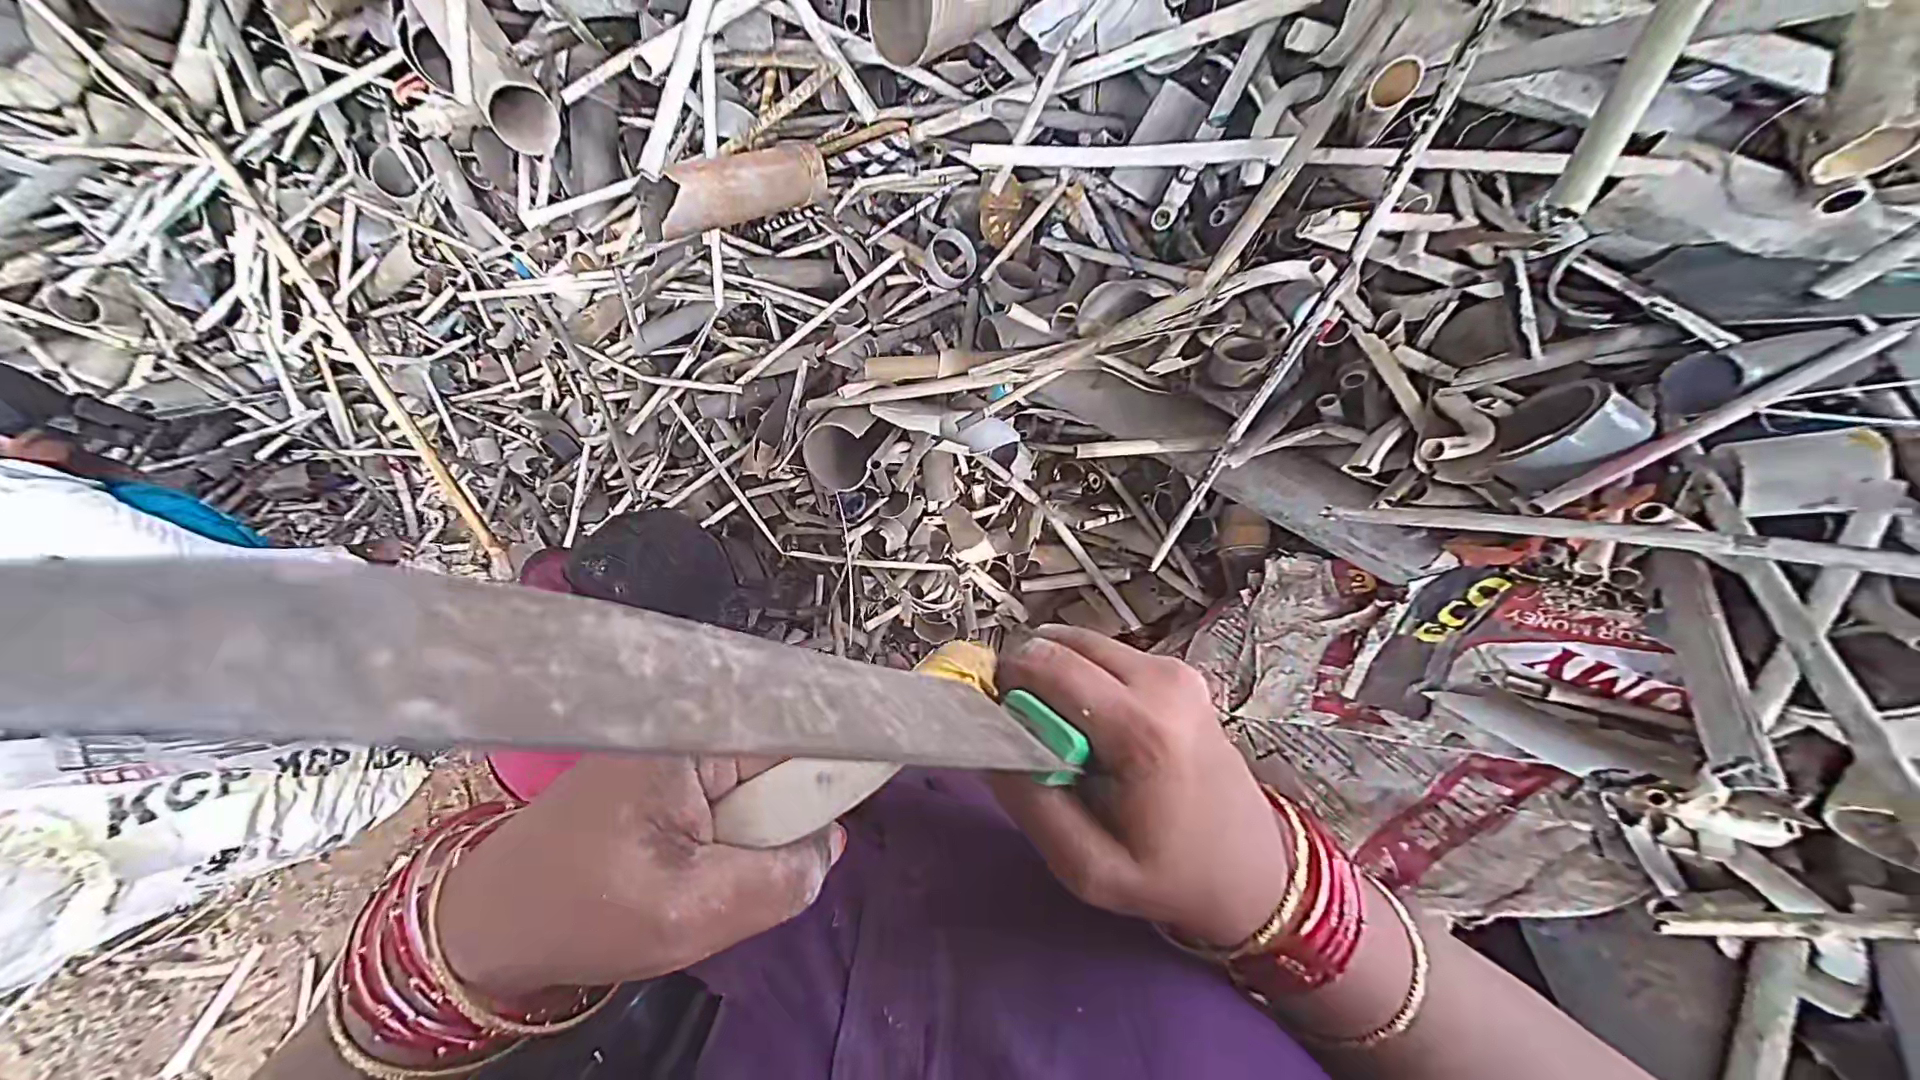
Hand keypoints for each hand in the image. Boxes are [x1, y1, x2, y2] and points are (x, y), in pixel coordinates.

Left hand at [435, 754, 844, 997]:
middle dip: (791, 811)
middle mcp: (694, 723)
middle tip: (763, 867)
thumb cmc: (578, 912)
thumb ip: (780, 880)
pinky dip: (741, 828)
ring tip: (721, 871)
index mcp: (696, 735)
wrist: (490, 923)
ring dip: (764, 826)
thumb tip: (831, 843)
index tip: (864, 792)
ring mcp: (683, 743)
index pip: (800, 728)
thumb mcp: (688, 914)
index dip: (840, 758)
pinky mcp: (676, 768)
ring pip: (766, 777)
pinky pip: (740, 790)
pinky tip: (707, 861)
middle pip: (787, 753)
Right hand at [989, 625, 1290, 948]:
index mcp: (1143, 728)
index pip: (1045, 664)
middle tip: (1037, 734)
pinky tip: (1099, 726)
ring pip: (1078, 644)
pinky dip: (1084, 680)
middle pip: (1058, 643)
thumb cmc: (1170, 874)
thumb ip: (1031, 805)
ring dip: (1057, 680)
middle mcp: (1163, 681)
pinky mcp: (1177, 669)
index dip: (1009, 688)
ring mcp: (1175, 670)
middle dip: (1030, 680)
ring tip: (1072, 735)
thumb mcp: (1089, 868)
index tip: (1007, 726)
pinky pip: (1103, 654)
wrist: (1252, 866)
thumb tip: (990, 744)